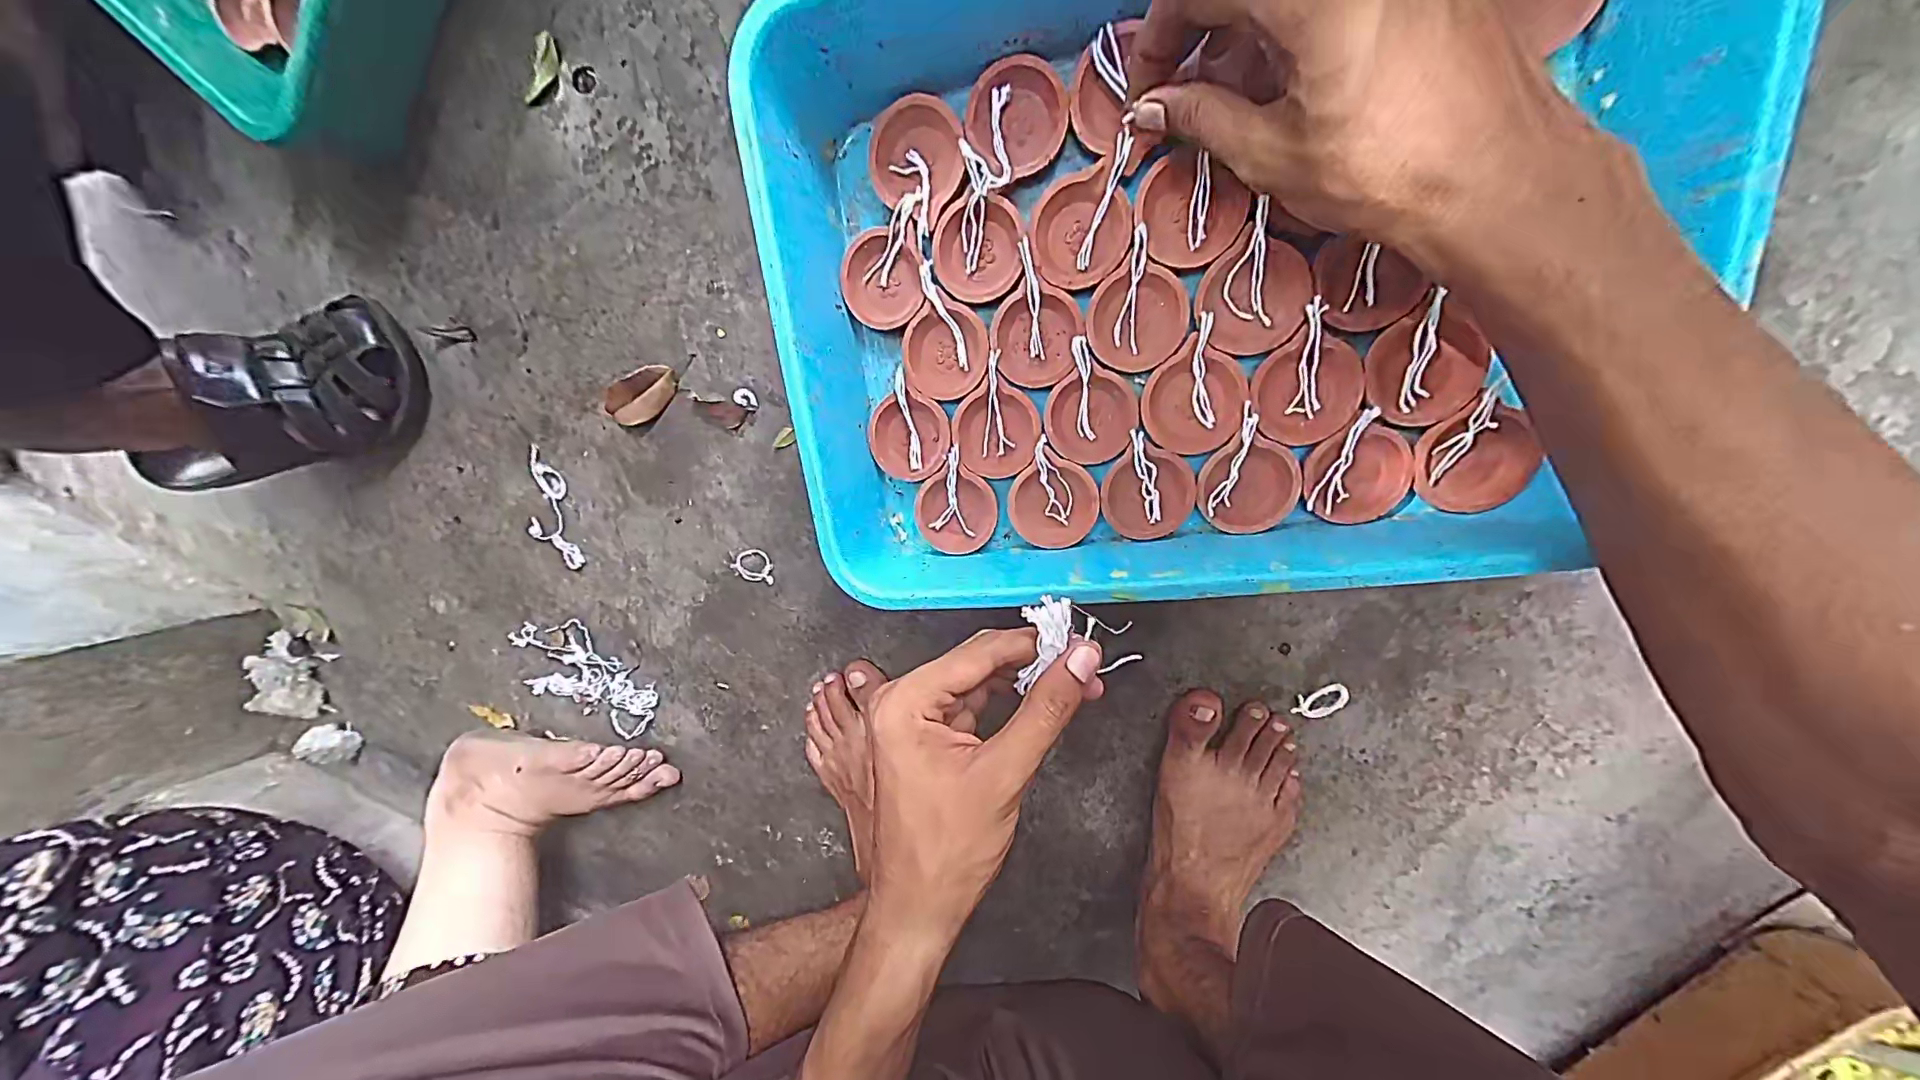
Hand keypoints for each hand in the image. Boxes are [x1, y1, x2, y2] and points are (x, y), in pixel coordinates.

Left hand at [864, 629, 1104, 934]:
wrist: (918, 907)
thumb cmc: (945, 853)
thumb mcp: (1004, 772)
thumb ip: (1046, 708)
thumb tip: (1077, 660)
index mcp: (903, 703)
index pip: (978, 652)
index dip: (1033, 645)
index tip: (1074, 644)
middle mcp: (897, 702)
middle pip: (975, 661)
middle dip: (1030, 662)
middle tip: (1078, 666)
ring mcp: (907, 717)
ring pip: (975, 679)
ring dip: (1020, 681)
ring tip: (1066, 685)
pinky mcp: (922, 734)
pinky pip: (968, 702)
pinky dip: (1003, 701)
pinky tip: (1035, 703)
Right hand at [1126, 0, 1604, 261]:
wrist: (1493, 171)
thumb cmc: (1378, 169)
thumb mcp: (1270, 151)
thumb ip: (1200, 116)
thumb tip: (1150, 108)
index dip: (1157, 40)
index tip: (1144, 92)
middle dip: (1194, 34)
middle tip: (1175, 95)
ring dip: (1237, 33)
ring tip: (1222, 97)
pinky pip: (1321, 1)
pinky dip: (1282, 29)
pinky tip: (1274, 77)